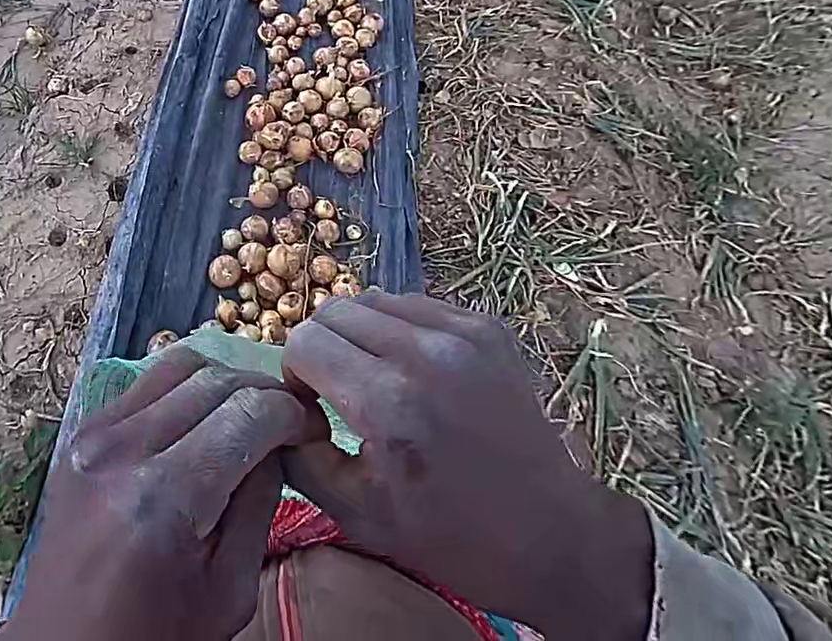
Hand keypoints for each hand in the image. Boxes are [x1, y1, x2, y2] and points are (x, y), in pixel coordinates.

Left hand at [4, 346, 326, 640]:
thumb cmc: (151, 638)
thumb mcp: (230, 589)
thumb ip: (261, 500)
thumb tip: (278, 440)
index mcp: (160, 498)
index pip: (251, 413)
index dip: (295, 414)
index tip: (313, 430)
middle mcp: (120, 451)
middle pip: (221, 380)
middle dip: (268, 394)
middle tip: (290, 422)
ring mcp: (93, 435)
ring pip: (186, 365)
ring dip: (229, 382)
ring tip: (249, 414)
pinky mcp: (82, 432)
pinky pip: (152, 381)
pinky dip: (190, 387)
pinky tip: (206, 417)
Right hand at [280, 292, 653, 640]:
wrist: (546, 528)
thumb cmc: (447, 534)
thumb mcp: (356, 514)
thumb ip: (302, 454)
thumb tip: (285, 406)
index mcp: (387, 400)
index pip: (306, 340)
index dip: (296, 372)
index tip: (313, 403)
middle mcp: (424, 350)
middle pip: (336, 309)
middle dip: (322, 345)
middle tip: (338, 385)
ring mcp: (462, 330)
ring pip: (377, 299)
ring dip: (361, 332)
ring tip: (378, 374)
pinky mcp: (488, 325)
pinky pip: (419, 305)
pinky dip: (401, 329)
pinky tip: (416, 368)